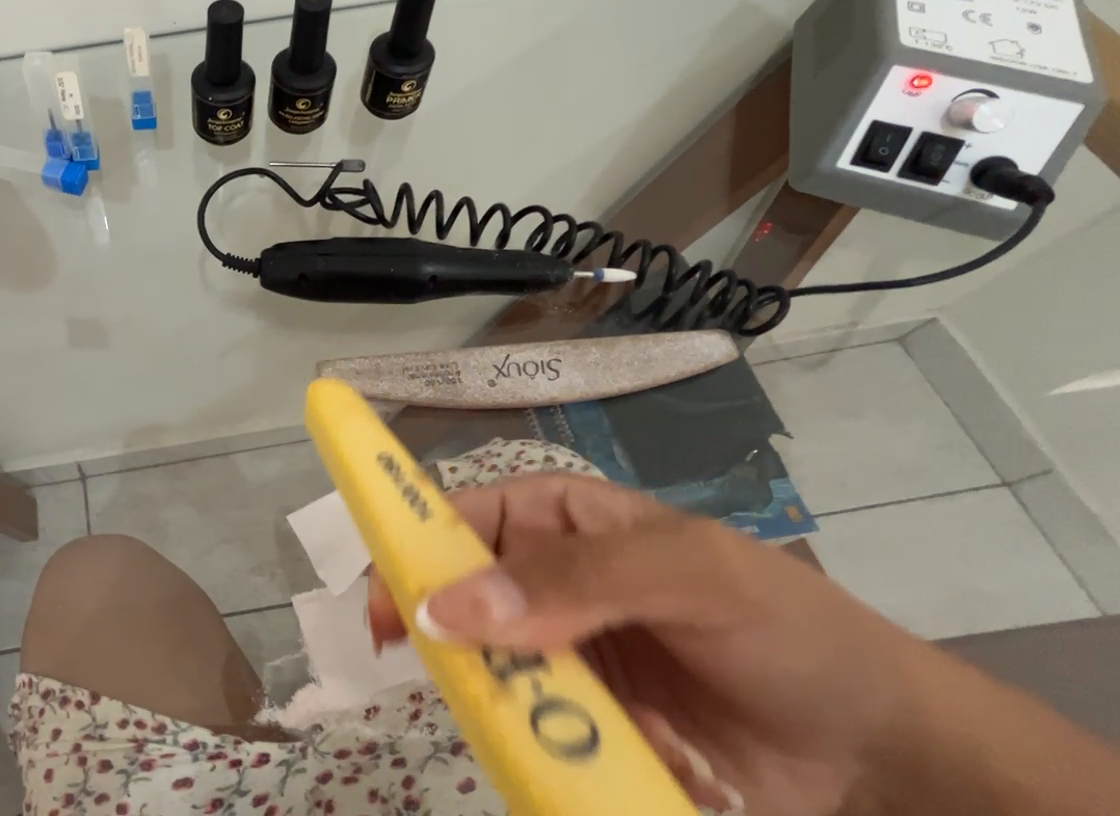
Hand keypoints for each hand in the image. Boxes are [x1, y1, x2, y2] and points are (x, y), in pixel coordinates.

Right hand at [366, 473, 932, 815]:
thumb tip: (448, 608)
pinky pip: (527, 727)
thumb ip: (574, 579)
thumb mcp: (689, 573)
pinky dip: (531, 744)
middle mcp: (547, 583)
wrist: (884, 756)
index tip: (388, 603)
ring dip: (493, 697)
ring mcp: (563, 658)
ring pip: (486, 668)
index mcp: (562, 520)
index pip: (462, 517)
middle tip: (431, 673)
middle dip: (443, 633)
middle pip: (460, 596)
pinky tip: (571, 755)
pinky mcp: (583, 725)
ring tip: (532, 720)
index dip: (415, 548)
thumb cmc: (787, 630)